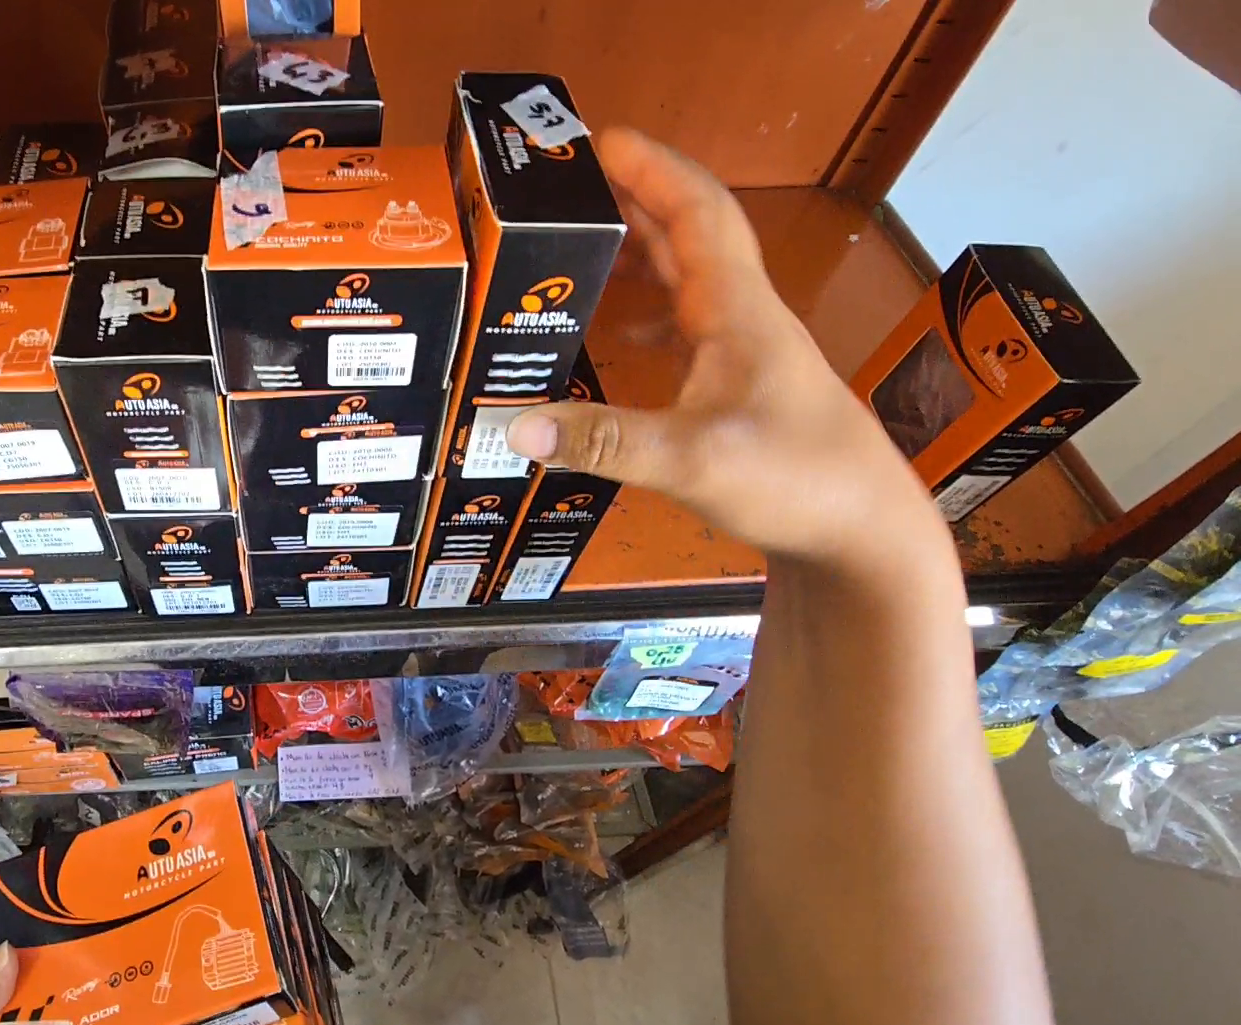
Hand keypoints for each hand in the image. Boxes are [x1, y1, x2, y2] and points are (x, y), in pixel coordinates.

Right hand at [504, 128, 945, 567]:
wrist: (859, 535)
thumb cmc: (795, 481)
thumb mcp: (692, 460)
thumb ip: (604, 442)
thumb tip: (514, 426)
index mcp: (738, 313)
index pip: (698, 216)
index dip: (652, 171)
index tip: (601, 140)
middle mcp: (742, 321)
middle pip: (688, 240)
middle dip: (633, 203)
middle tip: (571, 192)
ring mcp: (743, 356)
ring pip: (687, 283)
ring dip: (640, 257)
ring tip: (582, 251)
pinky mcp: (737, 389)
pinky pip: (685, 330)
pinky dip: (647, 316)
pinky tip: (618, 334)